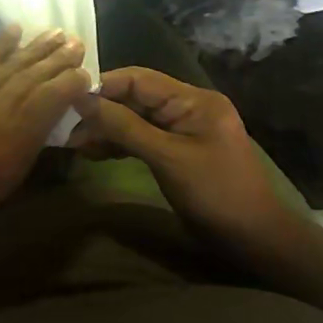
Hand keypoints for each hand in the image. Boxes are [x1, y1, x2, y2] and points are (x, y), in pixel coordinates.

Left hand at [0, 26, 89, 226]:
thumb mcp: (21, 168)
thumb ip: (42, 131)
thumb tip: (66, 97)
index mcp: (7, 142)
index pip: (44, 101)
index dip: (67, 84)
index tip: (86, 71)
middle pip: (26, 80)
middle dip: (55, 60)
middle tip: (77, 43)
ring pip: (5, 67)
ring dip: (33, 48)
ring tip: (57, 33)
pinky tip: (15, 29)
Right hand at [70, 67, 307, 258]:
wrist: (256, 243)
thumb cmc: (216, 194)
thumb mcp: (167, 158)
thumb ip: (124, 126)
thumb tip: (81, 100)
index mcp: (193, 100)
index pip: (138, 79)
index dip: (102, 86)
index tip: (68, 97)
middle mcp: (187, 107)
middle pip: (133, 98)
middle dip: (100, 111)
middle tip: (66, 126)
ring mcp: (182, 130)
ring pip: (133, 119)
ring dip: (104, 130)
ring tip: (74, 143)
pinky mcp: (175, 151)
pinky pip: (140, 138)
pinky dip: (117, 144)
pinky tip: (94, 153)